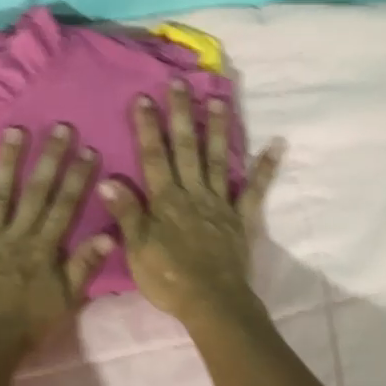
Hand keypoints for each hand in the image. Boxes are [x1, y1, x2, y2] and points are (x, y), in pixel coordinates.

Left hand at [0, 125, 110, 359]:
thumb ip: (84, 266)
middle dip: (50, 158)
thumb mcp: (66, 301)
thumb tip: (109, 234)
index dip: (78, 177)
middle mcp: (17, 237)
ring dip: (6, 163)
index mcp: (44, 249)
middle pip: (36, 192)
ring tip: (13, 131)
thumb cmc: (28, 327)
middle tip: (59, 127)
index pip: (66, 206)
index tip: (89, 149)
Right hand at [98, 80, 282, 324]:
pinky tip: (277, 144)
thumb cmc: (169, 280)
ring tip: (218, 99)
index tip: (143, 98)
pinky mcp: (241, 220)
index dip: (147, 128)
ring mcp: (220, 205)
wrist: (212, 302)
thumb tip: (107, 180)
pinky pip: (255, 190)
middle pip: (186, 149)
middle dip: (181, 115)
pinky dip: (266, 167)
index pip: (153, 158)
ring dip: (217, 129)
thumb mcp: (137, 249)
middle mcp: (193, 194)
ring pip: (218, 160)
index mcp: (165, 202)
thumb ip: (126, 214)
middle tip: (179, 84)